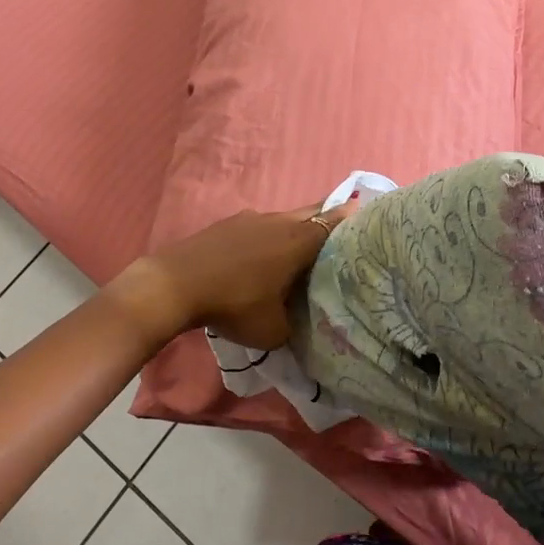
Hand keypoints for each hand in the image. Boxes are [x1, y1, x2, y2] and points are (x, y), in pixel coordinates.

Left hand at [117, 200, 357, 350]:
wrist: (176, 284)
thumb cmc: (234, 304)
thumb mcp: (273, 331)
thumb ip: (295, 326)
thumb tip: (301, 326)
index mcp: (300, 241)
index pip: (336, 222)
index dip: (353, 221)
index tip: (368, 222)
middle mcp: (281, 221)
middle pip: (313, 212)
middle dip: (328, 219)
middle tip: (341, 233)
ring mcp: (252, 218)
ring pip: (285, 219)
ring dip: (296, 230)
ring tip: (300, 251)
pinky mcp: (228, 223)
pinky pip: (260, 226)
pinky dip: (269, 237)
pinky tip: (262, 256)